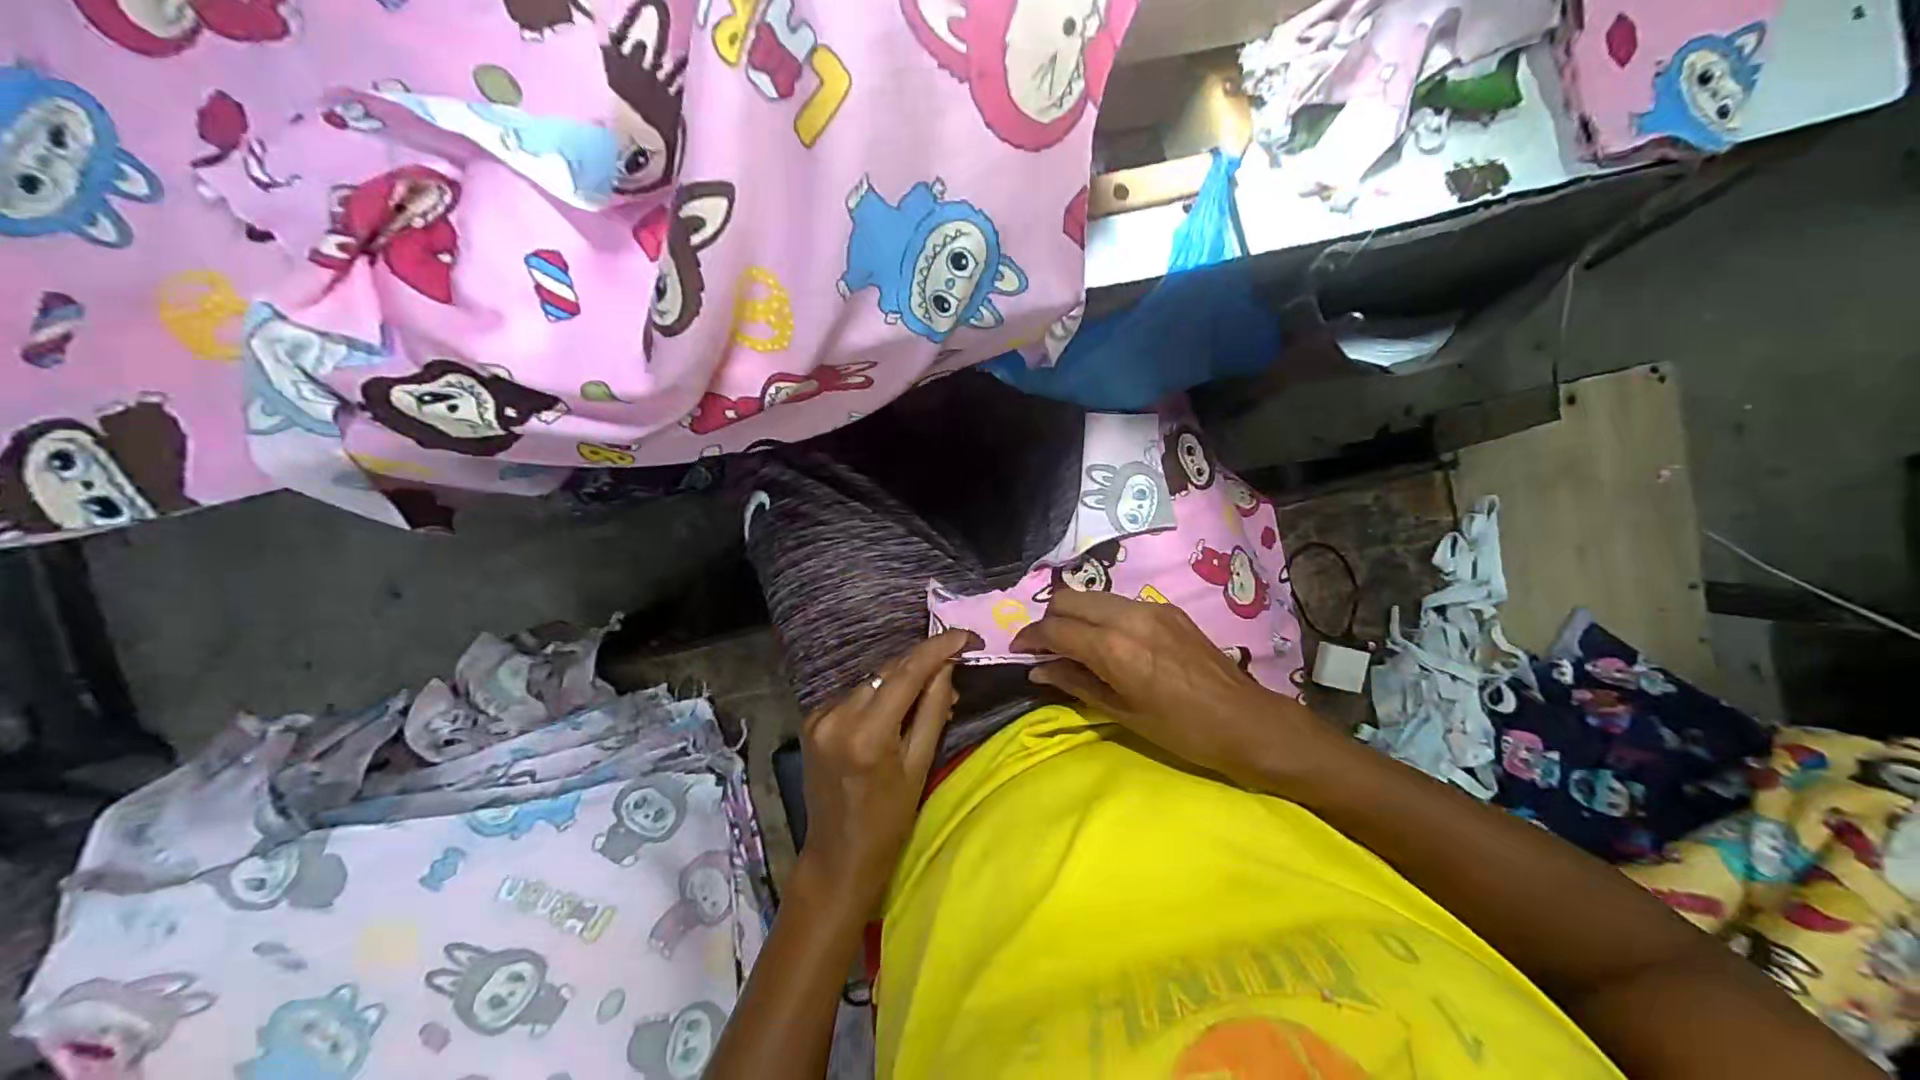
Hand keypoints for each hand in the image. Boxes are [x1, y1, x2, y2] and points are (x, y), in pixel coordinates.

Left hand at [797, 629, 976, 914]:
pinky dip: (877, 696)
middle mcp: (837, 716)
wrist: (839, 854)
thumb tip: (947, 667)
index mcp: (867, 733)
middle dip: (922, 666)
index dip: (938, 648)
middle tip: (953, 673)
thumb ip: (932, 710)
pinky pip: (854, 695)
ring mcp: (819, 717)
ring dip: (900, 682)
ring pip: (872, 681)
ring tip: (926, 698)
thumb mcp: (919, 766)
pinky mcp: (811, 720)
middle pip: (888, 673)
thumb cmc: (889, 819)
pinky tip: (892, 713)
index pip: (907, 673)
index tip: (965, 636)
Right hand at [1010, 590, 1334, 789]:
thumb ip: (1075, 683)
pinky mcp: (1167, 608)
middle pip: (1068, 599)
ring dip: (1074, 614)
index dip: (1030, 638)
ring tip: (1072, 643)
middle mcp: (1128, 617)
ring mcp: (1150, 608)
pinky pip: (1119, 602)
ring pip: (1093, 596)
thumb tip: (1038, 670)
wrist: (1246, 721)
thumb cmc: (1182, 730)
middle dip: (1048, 619)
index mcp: (1114, 648)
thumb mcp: (1122, 713)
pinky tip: (1106, 639)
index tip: (1018, 651)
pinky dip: (1100, 615)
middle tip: (1043, 647)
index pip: (1055, 628)